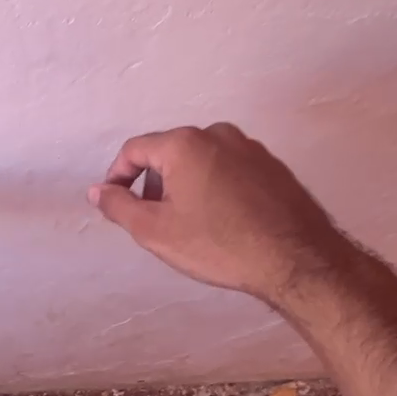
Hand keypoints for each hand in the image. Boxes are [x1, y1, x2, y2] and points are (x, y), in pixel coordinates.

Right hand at [88, 124, 355, 304]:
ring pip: (199, 160)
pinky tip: (220, 221)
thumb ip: (119, 206)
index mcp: (184, 144)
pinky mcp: (273, 166)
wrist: (297, 261)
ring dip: (184, 185)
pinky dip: (213, 187)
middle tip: (153, 219)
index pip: (134, 150)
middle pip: (168, 152)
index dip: (117, 176)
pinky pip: (228, 169)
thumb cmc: (217, 244)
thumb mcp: (154, 230)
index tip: (116, 203)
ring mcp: (250, 148)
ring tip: (188, 223)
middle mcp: (218, 134)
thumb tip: (98, 191)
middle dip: (153, 182)